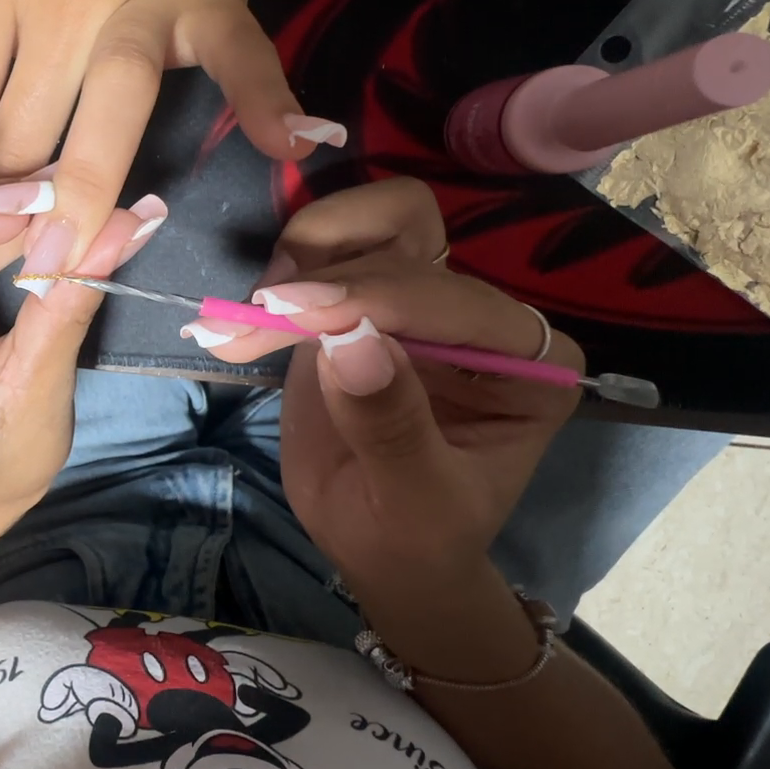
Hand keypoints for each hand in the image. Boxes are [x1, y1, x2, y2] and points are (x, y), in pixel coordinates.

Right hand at [188, 179, 582, 583]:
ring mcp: (413, 306)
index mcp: (525, 363)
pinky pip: (326, 254)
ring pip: (369, 225)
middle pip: (404, 249)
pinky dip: (282, 271)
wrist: (375, 543)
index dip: (367, 295)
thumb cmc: (413, 535)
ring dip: (303, 255)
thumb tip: (348, 342)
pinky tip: (244, 315)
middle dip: (325, 278)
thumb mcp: (413, 501)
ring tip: (247, 314)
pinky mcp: (356, 307)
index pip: (450, 298)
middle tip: (256, 316)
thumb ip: (389, 425)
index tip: (286, 312)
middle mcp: (476, 319)